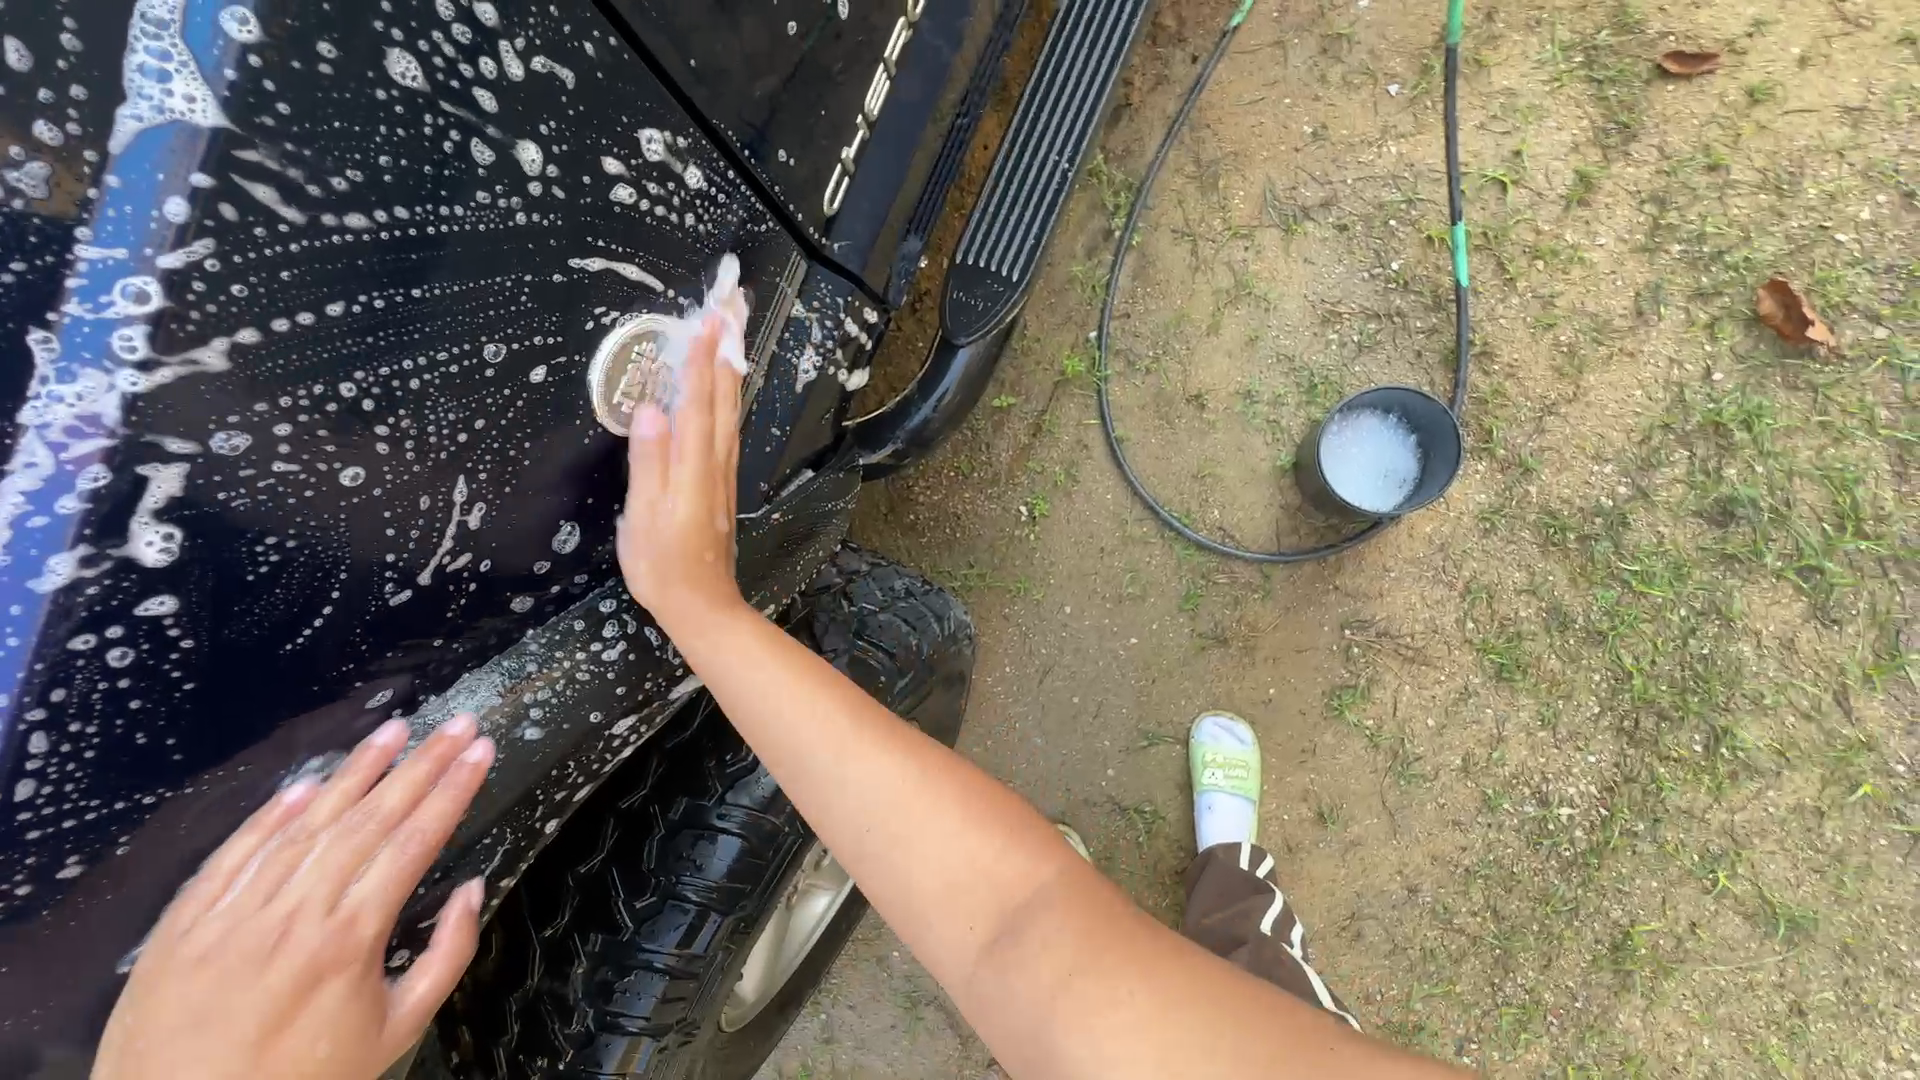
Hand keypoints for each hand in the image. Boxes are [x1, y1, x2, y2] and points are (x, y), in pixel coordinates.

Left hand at [93, 715, 496, 1079]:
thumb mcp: (397, 1032)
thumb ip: (447, 955)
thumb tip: (473, 888)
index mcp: (352, 937)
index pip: (415, 841)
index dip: (454, 790)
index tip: (482, 750)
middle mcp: (295, 912)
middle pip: (370, 819)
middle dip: (422, 765)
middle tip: (458, 724)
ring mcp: (234, 914)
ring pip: (306, 824)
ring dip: (356, 771)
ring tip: (395, 729)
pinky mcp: (182, 926)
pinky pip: (234, 855)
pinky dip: (270, 815)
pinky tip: (305, 784)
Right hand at [617, 310, 748, 630]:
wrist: (703, 605)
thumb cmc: (663, 566)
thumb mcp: (644, 518)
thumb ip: (649, 463)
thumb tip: (650, 408)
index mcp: (693, 468)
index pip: (698, 402)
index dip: (702, 359)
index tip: (708, 318)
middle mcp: (716, 463)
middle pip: (724, 398)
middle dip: (727, 351)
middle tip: (733, 308)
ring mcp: (724, 473)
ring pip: (730, 412)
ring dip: (731, 370)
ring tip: (733, 334)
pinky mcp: (723, 484)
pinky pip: (729, 430)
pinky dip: (729, 401)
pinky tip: (728, 392)